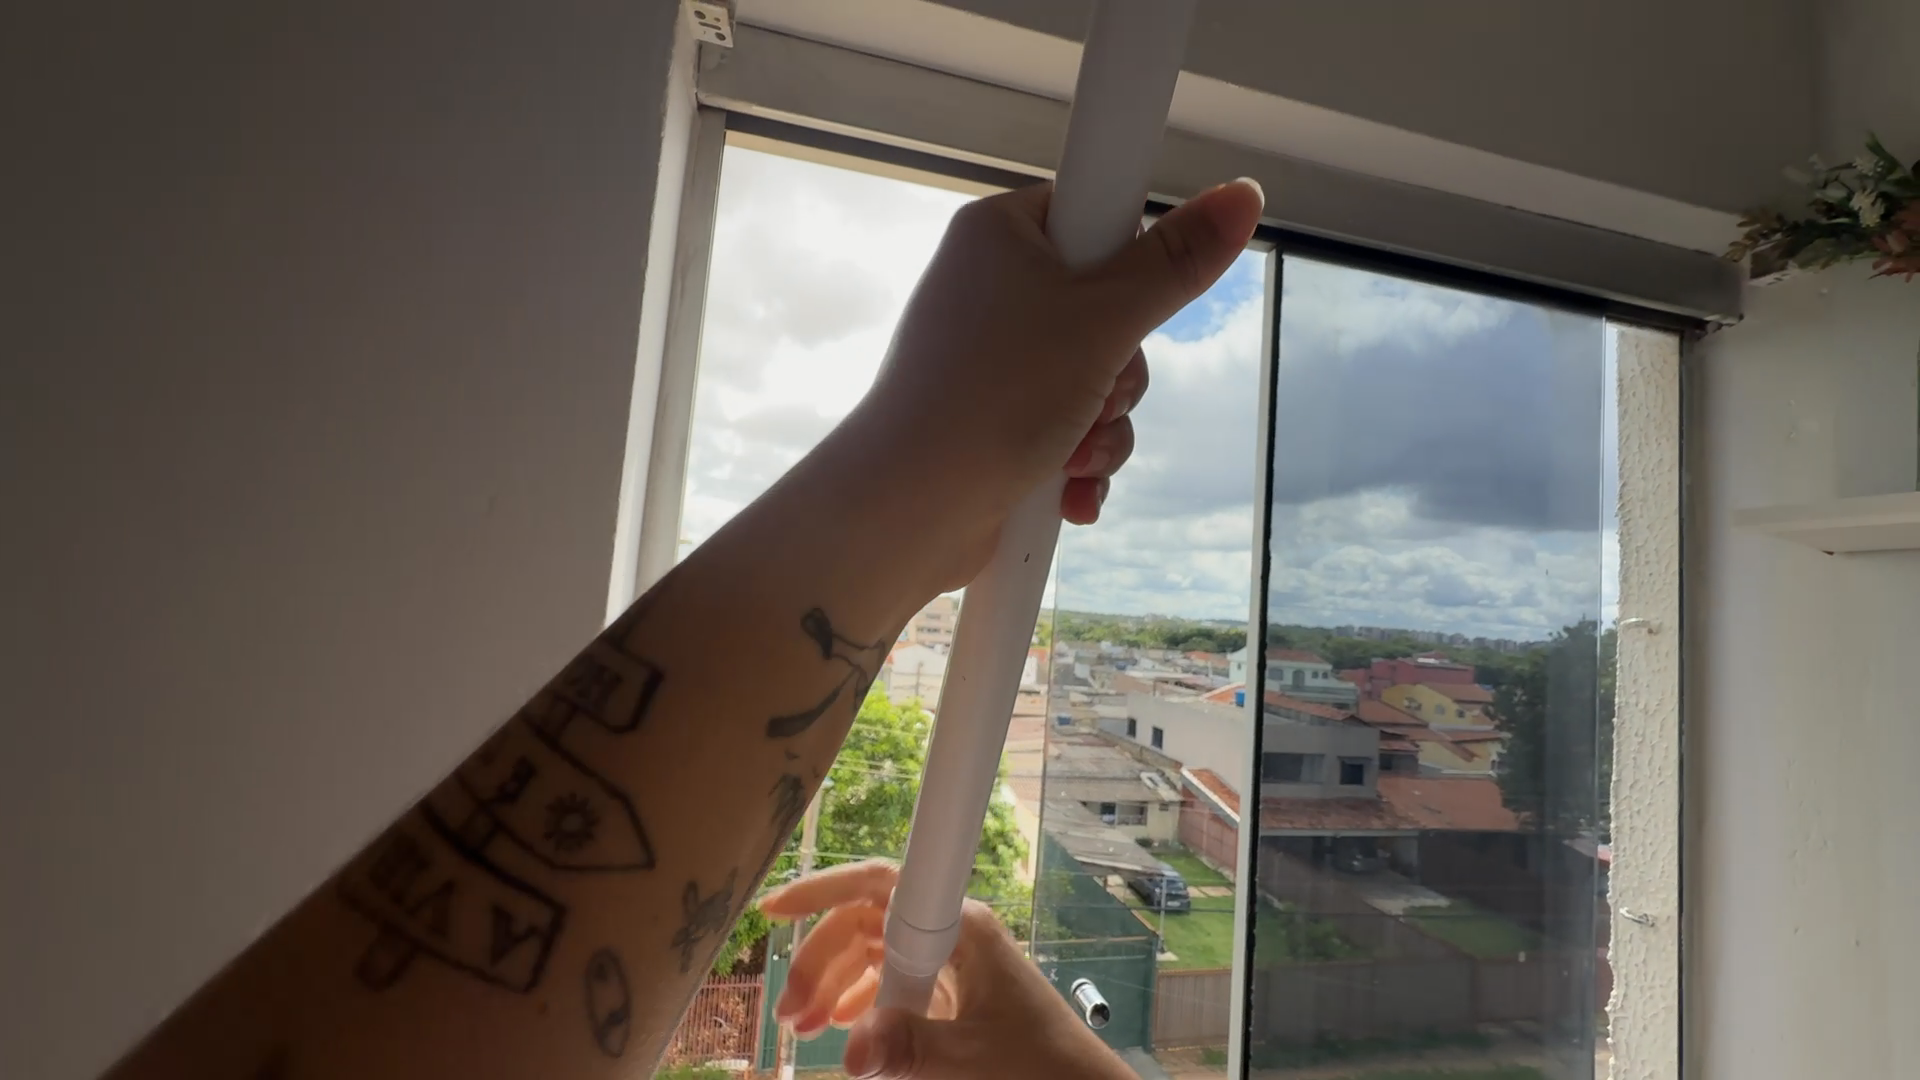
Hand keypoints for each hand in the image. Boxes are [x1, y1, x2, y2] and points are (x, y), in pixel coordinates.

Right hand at [759, 862, 1133, 1079]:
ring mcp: (948, 960)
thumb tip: (846, 1052)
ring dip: (835, 984)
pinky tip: (840, 1028)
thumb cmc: (1037, 1068)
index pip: (881, 885)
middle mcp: (949, 932)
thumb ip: (909, 1050)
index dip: (826, 889)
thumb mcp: (968, 1062)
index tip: (775, 908)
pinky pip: (892, 981)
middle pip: (868, 924)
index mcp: (958, 926)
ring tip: (802, 1027)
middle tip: (788, 1012)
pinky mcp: (948, 989)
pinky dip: (861, 1002)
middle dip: (821, 959)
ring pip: (875, 953)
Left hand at [837, 178, 1263, 585]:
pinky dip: (1076, 462)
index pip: (1094, 216)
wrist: (911, 510)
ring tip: (1071, 455)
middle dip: (1118, 374)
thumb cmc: (994, 397)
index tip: (1130, 302)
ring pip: (1094, 382)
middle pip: (1106, 312)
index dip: (1127, 262)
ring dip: (1102, 430)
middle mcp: (990, 294)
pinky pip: (1066, 429)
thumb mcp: (1104, 319)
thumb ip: (1174, 263)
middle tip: (1093, 393)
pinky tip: (1067, 492)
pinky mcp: (996, 423)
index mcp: (1000, 236)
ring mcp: (992, 365)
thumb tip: (1242, 195)